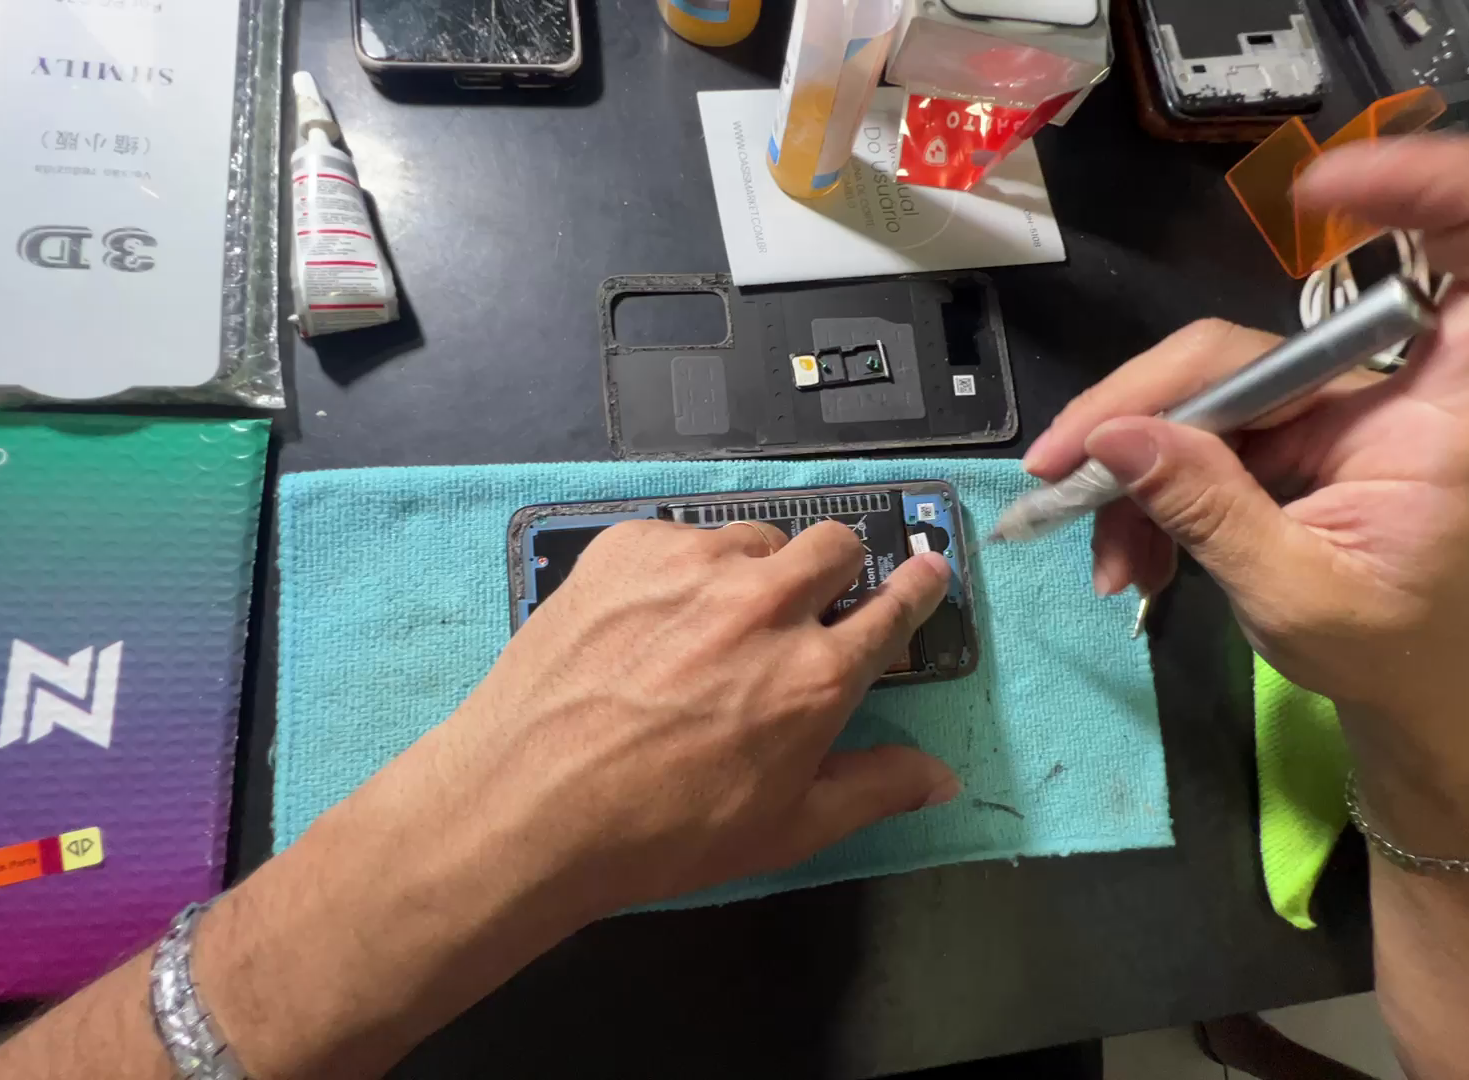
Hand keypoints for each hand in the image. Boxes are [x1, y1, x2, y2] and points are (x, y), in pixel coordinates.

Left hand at [410, 518, 959, 911]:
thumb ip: (874, 790)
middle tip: (798, 611)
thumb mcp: (784, 829)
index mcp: (815, 673)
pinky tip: (647, 619)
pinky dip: (684, 569)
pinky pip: (683, 536)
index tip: (927, 568)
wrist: (525, 803)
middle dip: (833, 572)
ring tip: (710, 622)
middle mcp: (766, 603)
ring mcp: (695, 564)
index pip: (894, 610)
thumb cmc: (664, 831)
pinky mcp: (631, 546)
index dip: (918, 587)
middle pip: (835, 544)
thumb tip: (943, 778)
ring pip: (758, 538)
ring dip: (755, 571)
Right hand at [1021, 135, 1468, 724]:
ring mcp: (1315, 420)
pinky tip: (1123, 558)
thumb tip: (1112, 438)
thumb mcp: (1293, 594)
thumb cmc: (1392, 653)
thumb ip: (1206, 513)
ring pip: (1193, 403)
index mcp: (1441, 417)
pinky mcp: (1272, 448)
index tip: (1323, 188)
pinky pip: (1185, 448)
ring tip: (1100, 552)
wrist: (1407, 698)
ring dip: (1126, 474)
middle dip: (1139, 404)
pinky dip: (1142, 500)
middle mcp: (1377, 397)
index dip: (1435, 194)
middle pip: (1245, 351)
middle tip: (1059, 468)